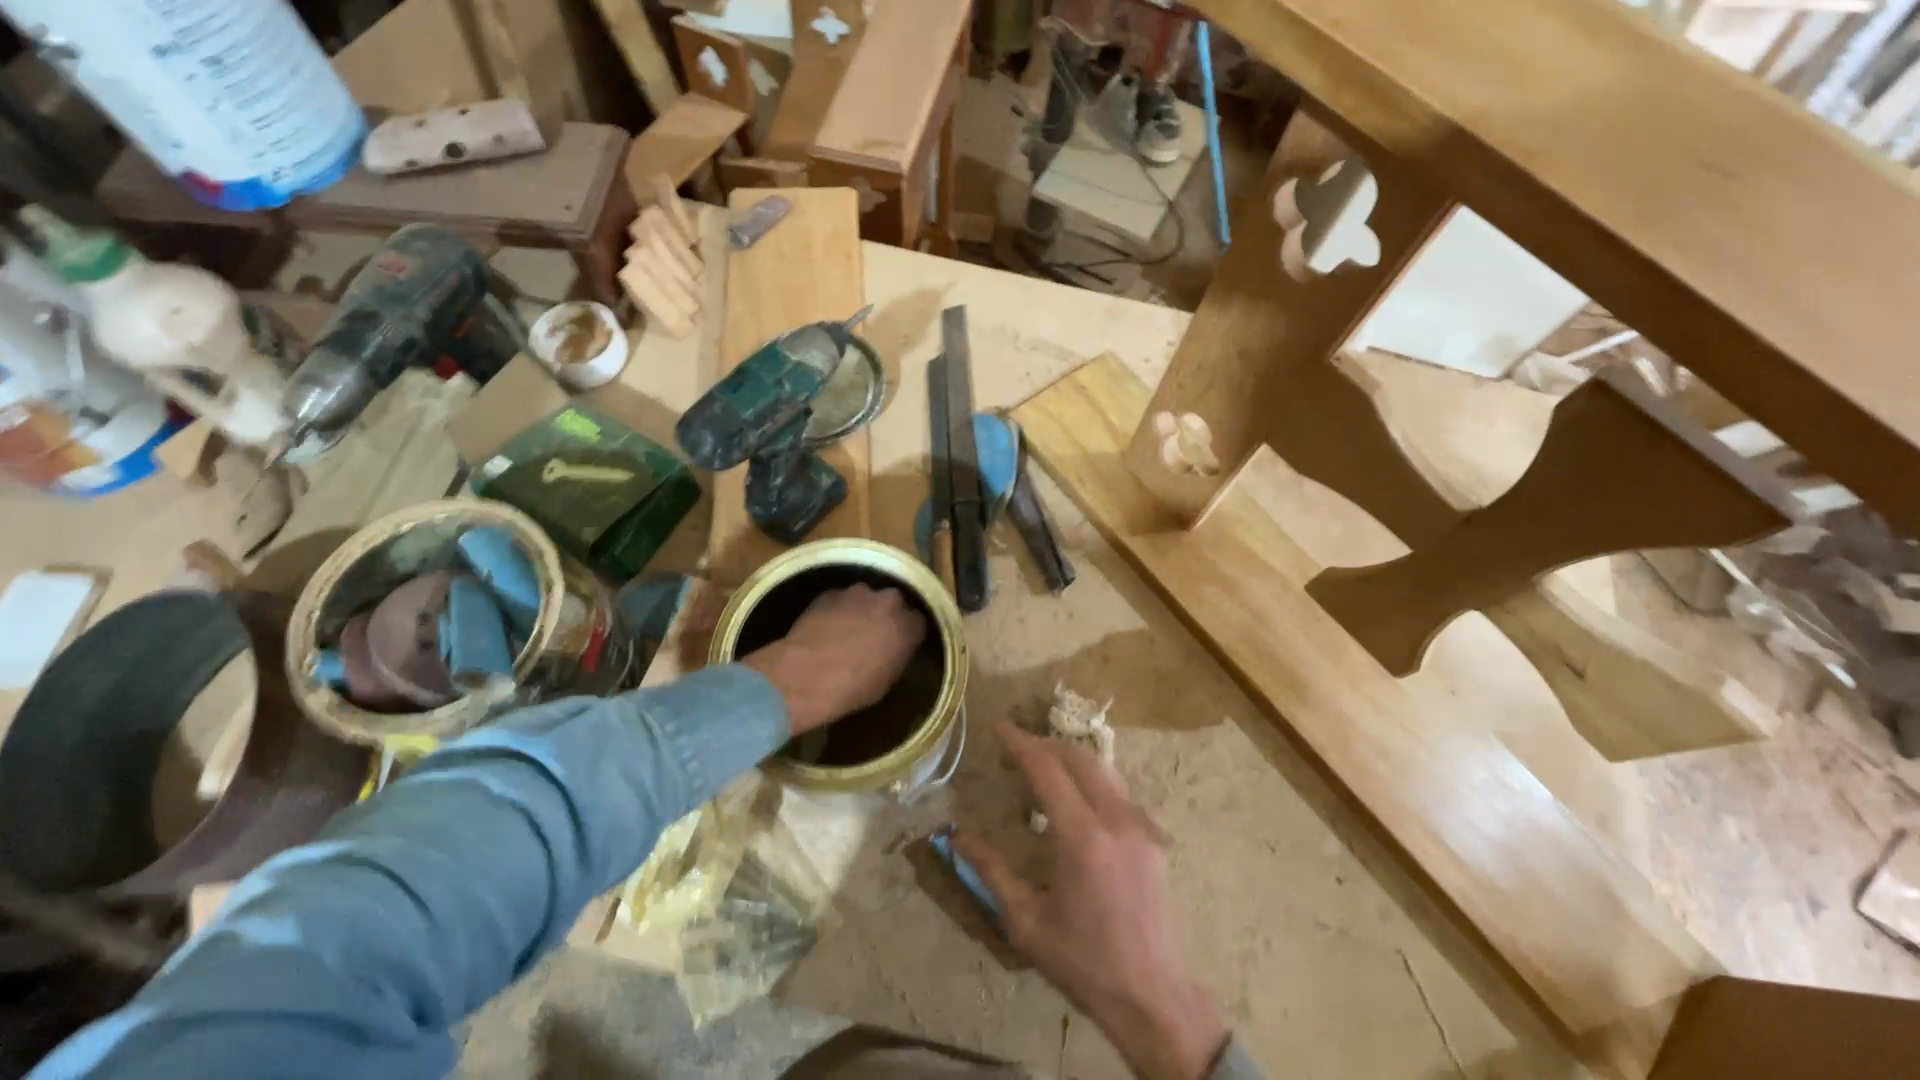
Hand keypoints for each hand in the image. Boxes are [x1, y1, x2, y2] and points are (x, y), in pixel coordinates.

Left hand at [741, 584, 926, 733]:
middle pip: (893, 603)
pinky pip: (840, 600)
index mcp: (908, 625)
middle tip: (874, 635)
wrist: (807, 675)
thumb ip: (896, 654)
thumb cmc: (853, 688)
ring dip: (861, 610)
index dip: (907, 633)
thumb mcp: (887, 678)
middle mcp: (888, 601)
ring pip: (865, 598)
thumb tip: (892, 647)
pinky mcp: (830, 592)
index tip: (900, 644)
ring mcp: (857, 593)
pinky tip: (826, 628)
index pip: (917, 622)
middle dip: (886, 616)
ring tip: (846, 631)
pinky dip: (837, 610)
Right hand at [955, 723, 1227, 1079]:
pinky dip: (1091, 782)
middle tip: (1012, 750)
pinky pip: (1119, 793)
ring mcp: (1141, 828)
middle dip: (1043, 745)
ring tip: (1039, 769)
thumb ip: (991, 871)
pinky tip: (1073, 803)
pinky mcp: (1154, 840)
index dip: (1019, 743)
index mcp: (1082, 837)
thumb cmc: (1082, 962)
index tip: (997, 727)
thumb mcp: (1025, 921)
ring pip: (1104, 771)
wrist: (1151, 995)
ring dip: (1069, 760)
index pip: (1047, 769)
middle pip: (1079, 759)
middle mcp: (1116, 821)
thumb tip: (957, 836)